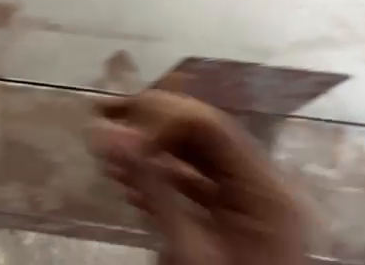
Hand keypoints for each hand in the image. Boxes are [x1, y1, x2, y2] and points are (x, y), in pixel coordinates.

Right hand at [91, 90, 305, 264]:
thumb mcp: (188, 248)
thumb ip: (150, 187)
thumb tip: (103, 133)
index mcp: (266, 191)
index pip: (206, 125)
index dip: (157, 119)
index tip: (114, 135)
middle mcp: (264, 184)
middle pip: (201, 130)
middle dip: (147, 121)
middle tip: (98, 115)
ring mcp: (252, 199)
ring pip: (194, 149)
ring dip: (148, 144)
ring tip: (103, 149)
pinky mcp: (236, 213)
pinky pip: (195, 175)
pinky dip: (159, 170)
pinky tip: (123, 177)